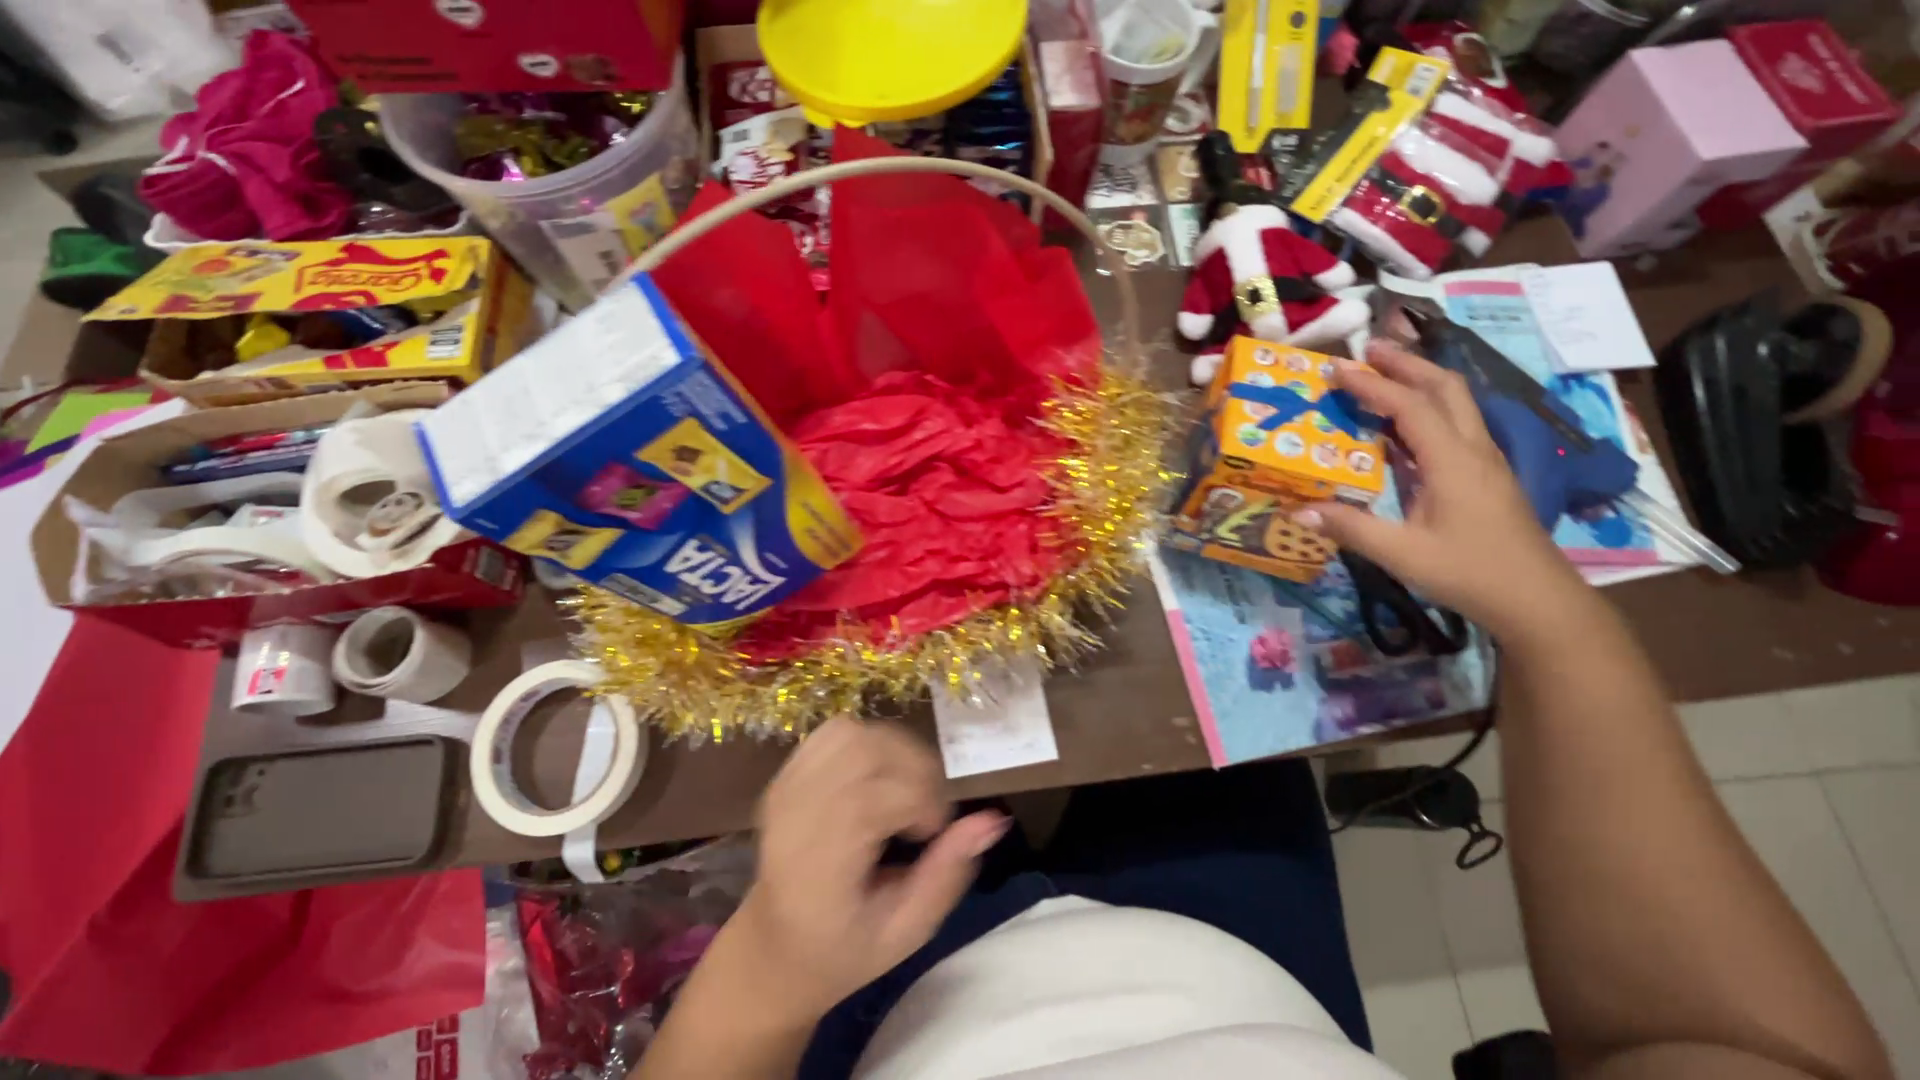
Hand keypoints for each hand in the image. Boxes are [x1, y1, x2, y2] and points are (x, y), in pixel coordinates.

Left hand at [730, 716, 1008, 1017]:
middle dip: (915, 770)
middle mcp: (794, 813)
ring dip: (896, 752)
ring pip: (850, 733)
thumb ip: (947, 875)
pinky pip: (833, 732)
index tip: (934, 834)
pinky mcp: (786, 774)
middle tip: (928, 811)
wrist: (776, 948)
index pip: (871, 798)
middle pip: (863, 751)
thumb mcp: (906, 932)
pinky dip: (870, 744)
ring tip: (907, 793)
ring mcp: (785, 788)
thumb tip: (993, 820)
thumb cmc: (844, 951)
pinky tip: (880, 781)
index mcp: (817, 862)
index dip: (921, 803)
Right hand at [1301, 341, 1591, 641]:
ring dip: (1421, 380)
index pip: (1410, 405)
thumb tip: (1299, 510)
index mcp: (1452, 460)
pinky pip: (1456, 426)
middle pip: (1444, 387)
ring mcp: (1485, 460)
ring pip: (1456, 402)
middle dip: (1406, 363)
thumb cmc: (1470, 573)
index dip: (1372, 384)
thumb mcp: (1402, 554)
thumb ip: (1351, 529)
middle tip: (1367, 350)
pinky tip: (1404, 425)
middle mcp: (1473, 449)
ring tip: (1384, 373)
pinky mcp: (1487, 475)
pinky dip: (1428, 409)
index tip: (1336, 369)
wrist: (1536, 598)